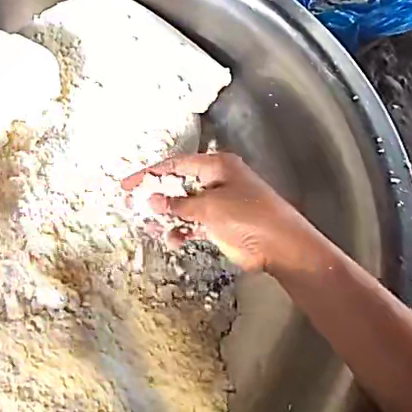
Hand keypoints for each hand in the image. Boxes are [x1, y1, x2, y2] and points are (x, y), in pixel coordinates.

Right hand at [122, 153, 341, 279]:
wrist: (283, 246)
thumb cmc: (249, 217)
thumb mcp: (209, 208)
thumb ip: (178, 205)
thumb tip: (152, 200)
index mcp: (216, 166)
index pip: (175, 165)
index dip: (149, 174)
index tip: (128, 184)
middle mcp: (216, 180)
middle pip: (177, 184)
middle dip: (155, 196)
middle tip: (133, 205)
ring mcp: (218, 203)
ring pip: (183, 206)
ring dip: (166, 216)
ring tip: (148, 225)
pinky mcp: (221, 224)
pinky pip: (194, 224)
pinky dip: (182, 230)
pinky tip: (172, 239)